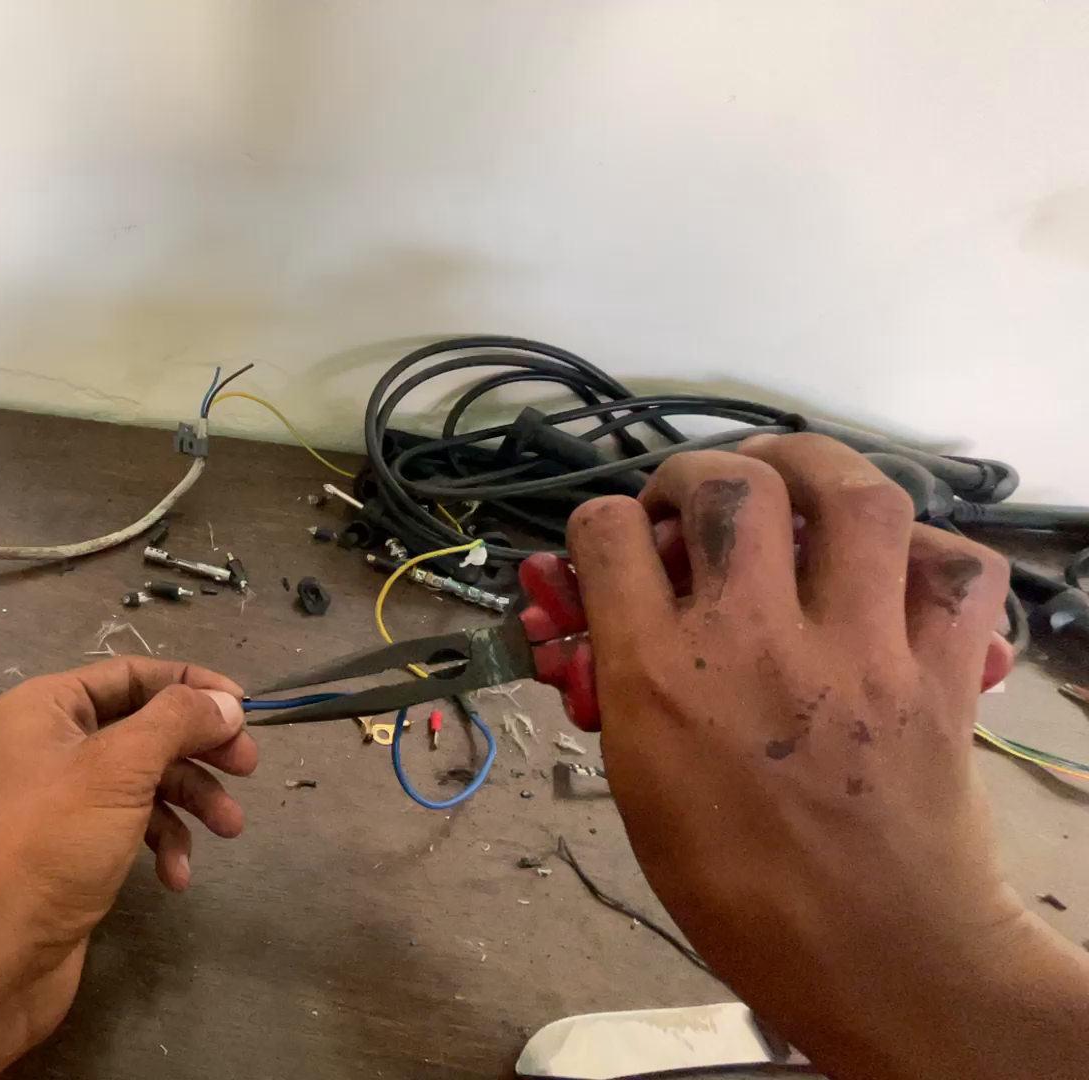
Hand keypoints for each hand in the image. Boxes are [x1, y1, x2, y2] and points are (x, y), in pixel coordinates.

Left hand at [0, 656, 252, 1051]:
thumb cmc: (49, 843)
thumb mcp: (118, 768)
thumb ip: (176, 723)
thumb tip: (226, 702)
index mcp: (47, 707)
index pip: (130, 675)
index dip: (189, 685)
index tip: (243, 707)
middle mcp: (51, 743)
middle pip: (143, 726)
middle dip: (197, 747)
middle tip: (248, 767)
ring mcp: (61, 798)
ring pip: (142, 779)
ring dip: (189, 800)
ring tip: (230, 829)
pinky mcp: (72, 846)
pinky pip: (128, 824)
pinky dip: (159, 842)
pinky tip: (175, 877)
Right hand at [566, 434, 1086, 1079]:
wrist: (869, 951)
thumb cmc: (715, 865)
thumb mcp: (627, 763)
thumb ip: (614, 671)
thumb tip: (603, 614)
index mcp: (656, 670)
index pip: (607, 536)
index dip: (595, 523)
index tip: (606, 542)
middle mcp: (751, 640)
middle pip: (729, 489)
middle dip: (695, 473)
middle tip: (691, 497)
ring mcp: (859, 650)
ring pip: (855, 498)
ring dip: (809, 466)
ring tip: (785, 477)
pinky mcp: (941, 674)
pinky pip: (955, 568)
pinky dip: (918, 545)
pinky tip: (883, 563)